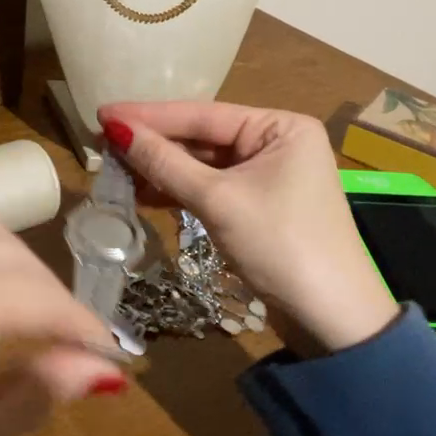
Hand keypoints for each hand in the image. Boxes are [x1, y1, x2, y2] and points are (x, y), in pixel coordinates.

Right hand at [98, 101, 398, 351]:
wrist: (334, 324)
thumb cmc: (282, 247)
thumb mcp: (217, 201)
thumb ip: (163, 162)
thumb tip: (113, 128)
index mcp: (280, 127)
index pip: (201, 114)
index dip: (148, 115)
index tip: (102, 112)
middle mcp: (275, 143)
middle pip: (199, 137)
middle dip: (151, 142)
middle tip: (100, 138)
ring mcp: (266, 175)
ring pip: (199, 163)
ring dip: (158, 167)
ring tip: (112, 165)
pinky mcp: (255, 205)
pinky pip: (206, 186)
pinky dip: (175, 189)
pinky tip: (139, 190)